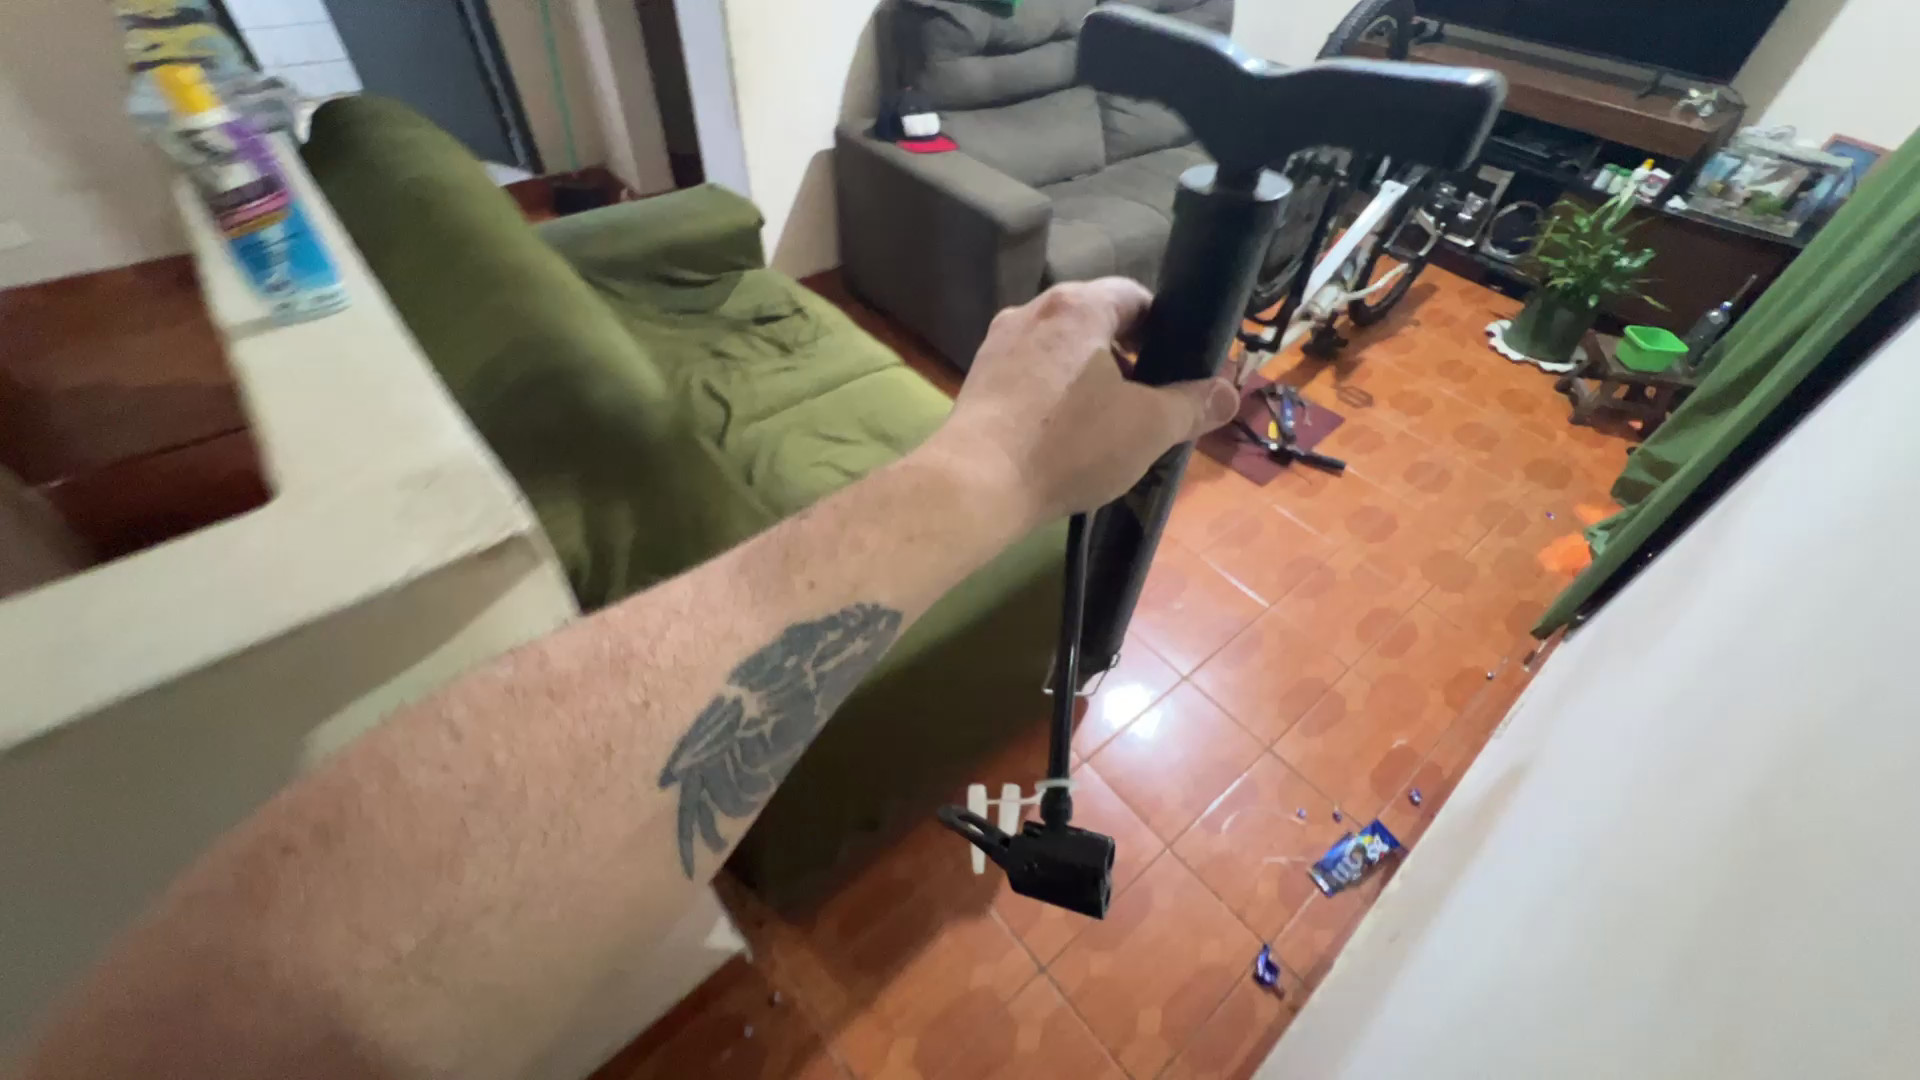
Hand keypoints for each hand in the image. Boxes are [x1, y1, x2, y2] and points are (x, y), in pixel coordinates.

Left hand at [929, 279, 1238, 524]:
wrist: (976, 484)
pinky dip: (1051, 394)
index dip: (1164, 330)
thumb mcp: (1148, 428)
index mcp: (1079, 307)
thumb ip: (1193, 405)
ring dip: (1087, 377)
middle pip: (1096, 322)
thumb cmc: (1069, 447)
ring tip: (1101, 424)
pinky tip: (1058, 434)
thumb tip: (1230, 392)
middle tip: (1144, 404)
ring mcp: (998, 343)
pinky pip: (1029, 374)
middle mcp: (1033, 311)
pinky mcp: (977, 378)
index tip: (1174, 370)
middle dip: (1126, 358)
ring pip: (1060, 350)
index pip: (1137, 297)